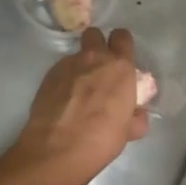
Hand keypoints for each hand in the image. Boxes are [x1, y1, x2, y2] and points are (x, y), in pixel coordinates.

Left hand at [12, 28, 149, 184]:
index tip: (121, 59)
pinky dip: (64, 80)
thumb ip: (135, 117)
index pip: (123, 36)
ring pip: (76, 55)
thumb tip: (138, 115)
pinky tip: (64, 101)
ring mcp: (67, 65)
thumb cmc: (101, 139)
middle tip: (99, 69)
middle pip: (95, 34)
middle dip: (97, 46)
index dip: (122, 45)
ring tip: (78, 91)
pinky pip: (60, 70)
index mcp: (119, 67)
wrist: (57, 150)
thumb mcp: (128, 131)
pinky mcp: (47, 76)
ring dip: (80, 66)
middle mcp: (93, 58)